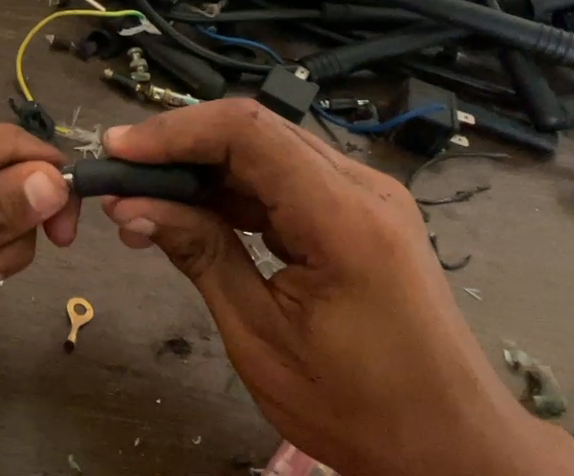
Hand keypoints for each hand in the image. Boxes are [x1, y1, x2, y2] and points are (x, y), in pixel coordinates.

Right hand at [100, 100, 573, 475]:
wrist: (456, 449)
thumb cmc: (360, 409)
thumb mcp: (261, 338)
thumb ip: (199, 255)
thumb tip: (129, 205)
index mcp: (344, 217)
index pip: (247, 133)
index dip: (174, 132)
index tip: (117, 151)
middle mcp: (361, 186)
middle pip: (253, 129)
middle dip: (178, 145)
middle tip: (120, 175)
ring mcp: (365, 193)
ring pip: (264, 148)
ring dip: (200, 166)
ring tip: (143, 198)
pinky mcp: (358, 209)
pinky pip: (282, 176)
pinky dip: (230, 188)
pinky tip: (192, 213)